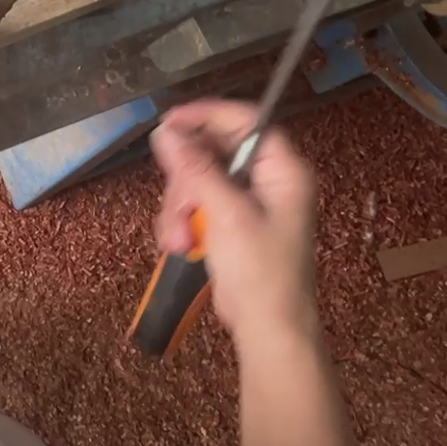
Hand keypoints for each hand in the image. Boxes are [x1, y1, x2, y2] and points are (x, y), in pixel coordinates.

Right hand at [151, 99, 319, 338]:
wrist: (267, 329)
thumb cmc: (261, 271)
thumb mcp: (226, 214)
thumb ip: (195, 168)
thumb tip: (165, 131)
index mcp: (281, 170)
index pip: (244, 120)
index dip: (206, 115)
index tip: (169, 123)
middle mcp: (264, 178)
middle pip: (212, 151)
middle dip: (185, 181)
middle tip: (177, 206)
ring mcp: (244, 200)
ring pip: (196, 178)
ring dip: (179, 207)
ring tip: (177, 240)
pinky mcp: (227, 219)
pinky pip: (194, 202)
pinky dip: (181, 221)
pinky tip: (178, 244)